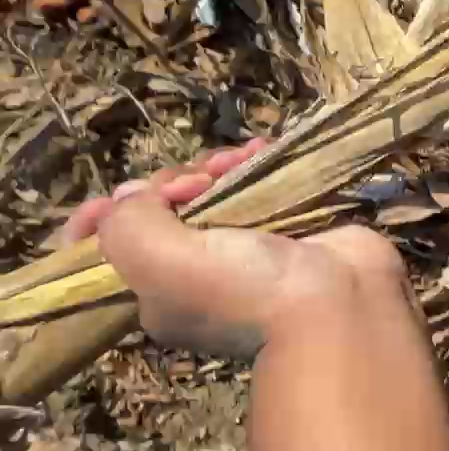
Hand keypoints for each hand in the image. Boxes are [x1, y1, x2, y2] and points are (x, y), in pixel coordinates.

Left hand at [61, 142, 413, 358]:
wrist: (338, 300)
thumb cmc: (241, 287)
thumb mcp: (156, 261)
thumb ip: (128, 221)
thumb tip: (132, 192)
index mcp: (160, 289)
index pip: (115, 248)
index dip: (108, 214)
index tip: (122, 194)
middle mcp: (205, 268)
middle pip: (173, 211)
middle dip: (178, 183)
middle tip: (199, 178)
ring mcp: (257, 247)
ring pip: (224, 195)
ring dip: (222, 168)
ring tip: (238, 157)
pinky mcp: (301, 228)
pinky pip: (271, 189)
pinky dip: (263, 166)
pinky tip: (264, 150)